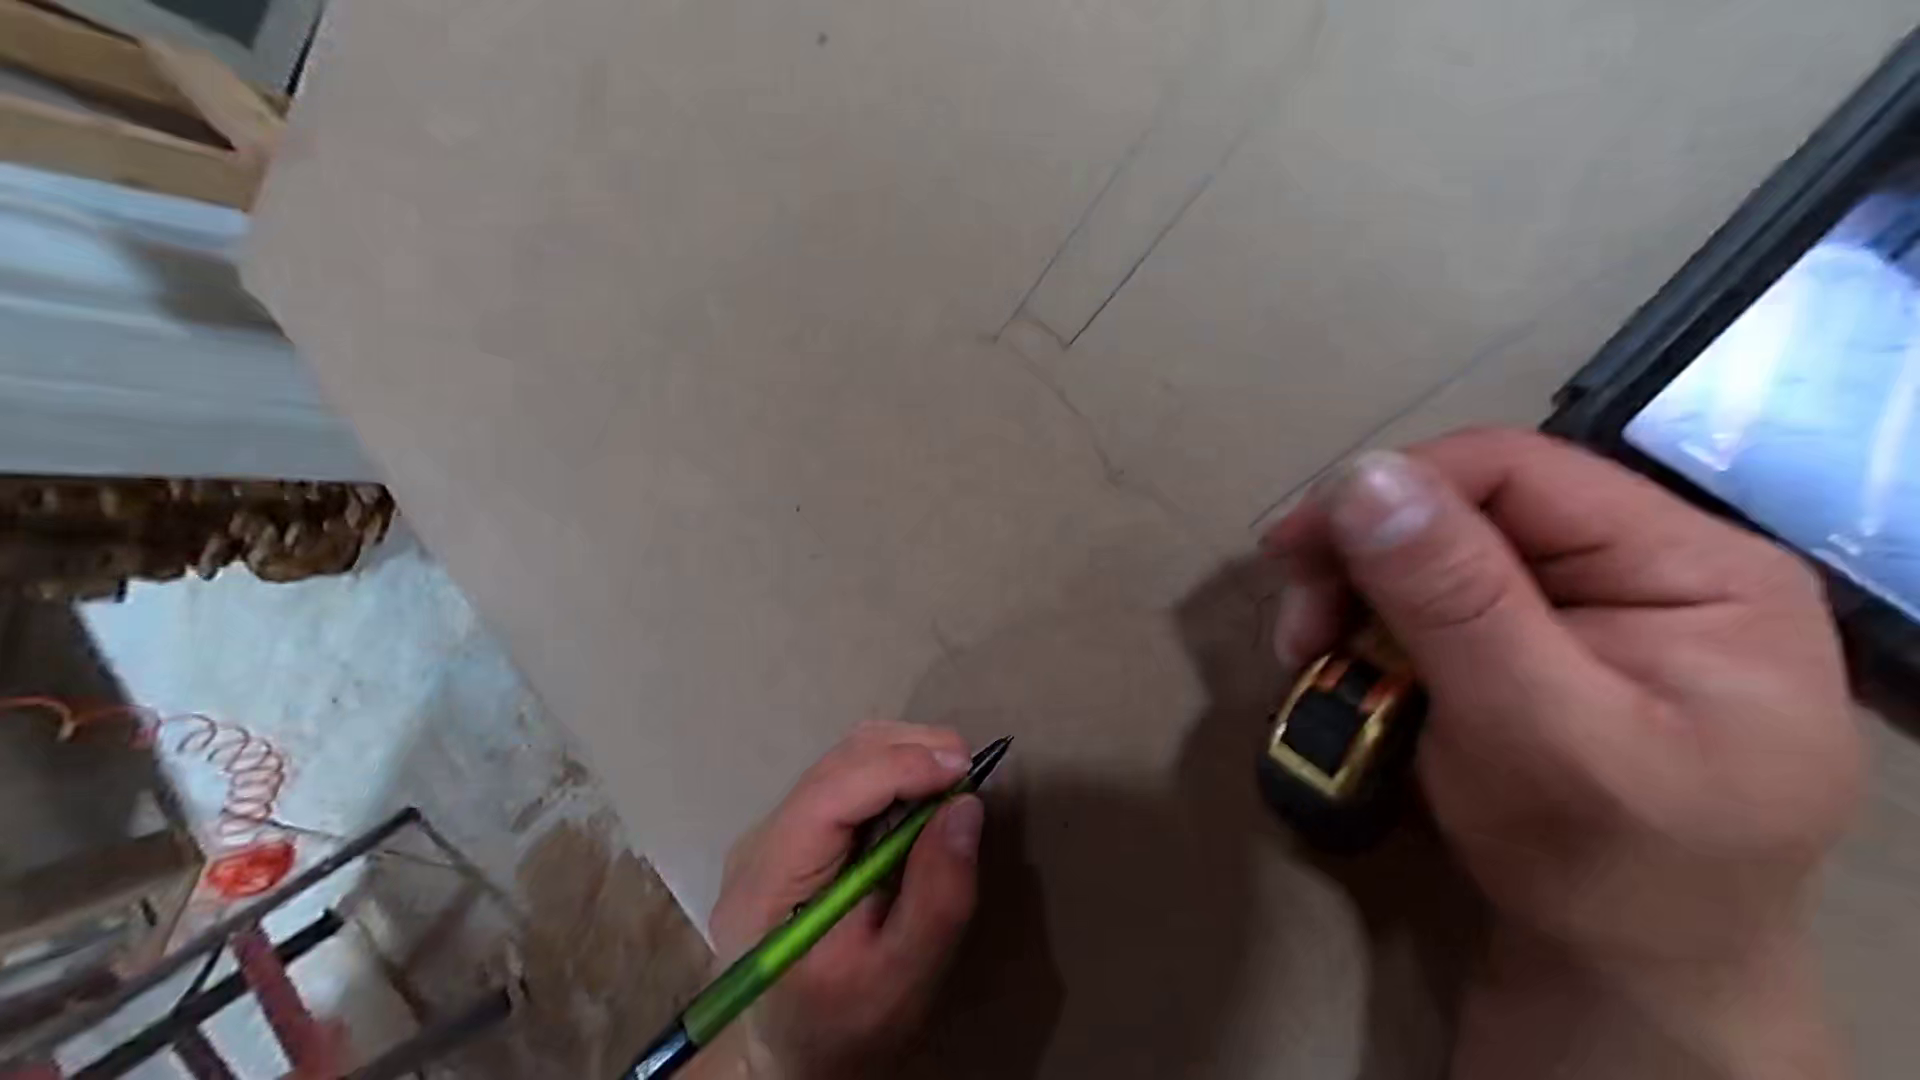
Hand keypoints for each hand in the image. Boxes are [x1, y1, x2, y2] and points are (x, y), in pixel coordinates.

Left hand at [699, 720, 983, 1079]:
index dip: (898, 768)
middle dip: (909, 751)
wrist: (796, 1053)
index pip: (829, 796)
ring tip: (950, 780)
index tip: (963, 766)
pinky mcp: (795, 826)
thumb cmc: (846, 1029)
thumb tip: (966, 805)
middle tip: (968, 771)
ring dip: (904, 753)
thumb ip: (939, 894)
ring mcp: (774, 828)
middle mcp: (760, 840)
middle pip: (836, 762)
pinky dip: (893, 768)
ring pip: (843, 756)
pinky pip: (847, 773)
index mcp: (767, 885)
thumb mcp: (904, 979)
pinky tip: (921, 793)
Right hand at [1263, 428, 1861, 1076]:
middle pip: (1459, 507)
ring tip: (1309, 653)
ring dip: (1348, 595)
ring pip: (1423, 551)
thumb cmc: (1601, 862)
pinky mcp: (1519, 636)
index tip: (1288, 547)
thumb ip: (1451, 597)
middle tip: (1298, 625)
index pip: (1511, 471)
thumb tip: (1360, 474)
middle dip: (1358, 558)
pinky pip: (1418, 598)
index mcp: (1686, 565)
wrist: (1618, 965)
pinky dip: (1360, 624)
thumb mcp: (1528, 728)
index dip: (1387, 490)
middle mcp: (1632, 564)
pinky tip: (1340, 661)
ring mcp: (1574, 601)